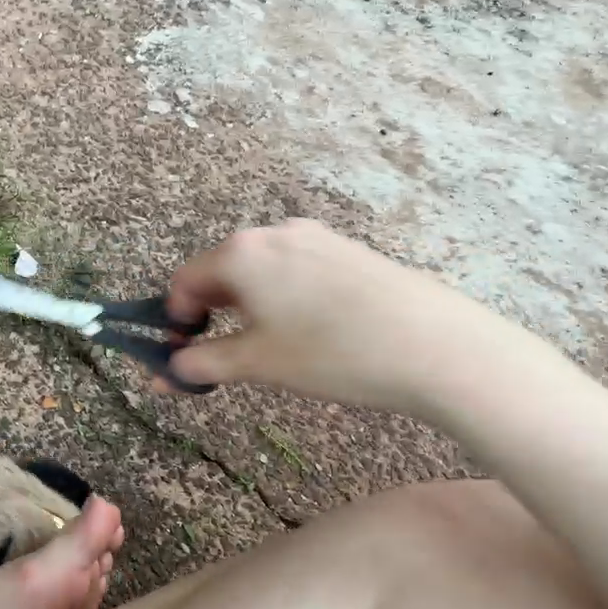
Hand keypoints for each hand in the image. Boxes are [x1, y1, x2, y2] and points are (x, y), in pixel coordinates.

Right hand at [158, 220, 542, 420]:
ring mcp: (317, 239)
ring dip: (249, 305)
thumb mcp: (256, 364)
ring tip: (272, 345)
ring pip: (261, 271)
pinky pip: (298, 270)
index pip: (183, 282)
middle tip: (226, 352)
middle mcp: (273, 234)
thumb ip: (200, 364)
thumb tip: (164, 374)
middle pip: (221, 271)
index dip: (176, 319)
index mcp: (239, 253)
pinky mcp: (352, 251)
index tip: (187, 352)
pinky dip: (286, 297)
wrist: (443, 349)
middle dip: (212, 312)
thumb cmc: (333, 353)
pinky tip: (314, 331)